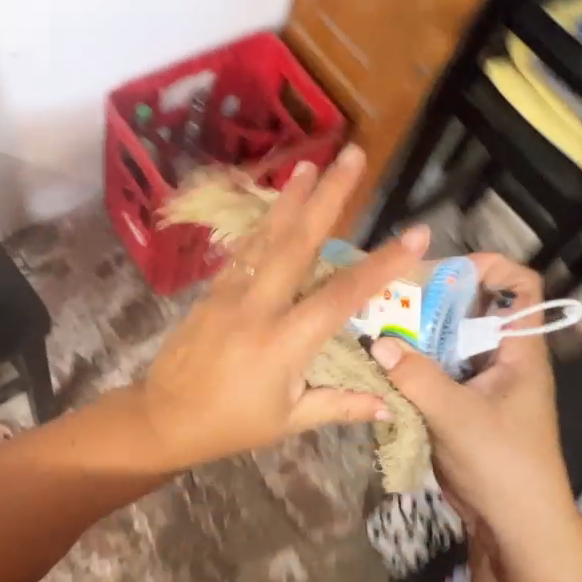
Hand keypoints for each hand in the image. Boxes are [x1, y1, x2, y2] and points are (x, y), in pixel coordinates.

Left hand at [133, 147, 429, 469]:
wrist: (164, 418)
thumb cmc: (230, 425)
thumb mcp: (288, 421)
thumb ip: (339, 405)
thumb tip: (388, 404)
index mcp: (284, 343)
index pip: (342, 295)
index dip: (382, 264)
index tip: (417, 233)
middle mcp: (257, 309)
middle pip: (298, 244)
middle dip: (327, 197)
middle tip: (352, 156)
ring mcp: (229, 296)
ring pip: (264, 239)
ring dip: (289, 200)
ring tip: (310, 164)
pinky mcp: (210, 294)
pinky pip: (241, 254)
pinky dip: (260, 228)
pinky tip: (273, 208)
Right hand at [368, 254, 573, 530]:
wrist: (512, 521)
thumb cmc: (501, 462)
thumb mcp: (458, 415)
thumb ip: (416, 377)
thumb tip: (375, 341)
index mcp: (518, 351)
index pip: (519, 287)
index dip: (488, 267)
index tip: (441, 272)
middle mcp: (499, 360)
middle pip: (468, 313)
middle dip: (429, 304)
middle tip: (385, 303)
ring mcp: (476, 386)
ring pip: (443, 347)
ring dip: (410, 341)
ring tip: (370, 333)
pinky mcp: (456, 409)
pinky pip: (428, 377)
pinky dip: (404, 372)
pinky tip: (374, 372)